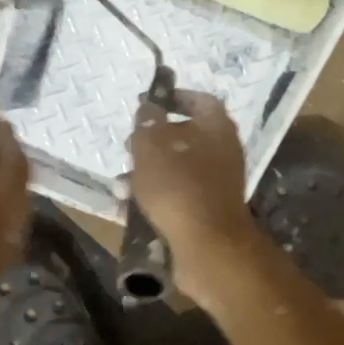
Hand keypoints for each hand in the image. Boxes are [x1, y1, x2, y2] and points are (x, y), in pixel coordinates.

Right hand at [127, 90, 259, 293]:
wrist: (208, 248)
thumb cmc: (178, 187)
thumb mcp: (152, 146)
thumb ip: (147, 122)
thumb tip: (150, 108)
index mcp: (216, 127)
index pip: (199, 100)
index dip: (174, 97)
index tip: (149, 102)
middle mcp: (222, 151)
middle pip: (184, 135)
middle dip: (152, 140)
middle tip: (128, 146)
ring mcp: (216, 183)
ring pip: (176, 168)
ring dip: (147, 172)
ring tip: (121, 185)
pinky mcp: (207, 211)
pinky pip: (177, 195)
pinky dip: (155, 197)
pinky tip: (128, 207)